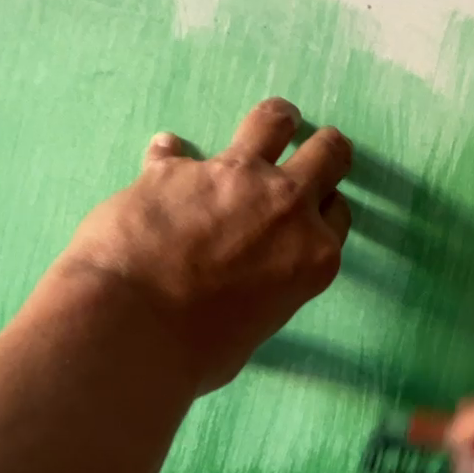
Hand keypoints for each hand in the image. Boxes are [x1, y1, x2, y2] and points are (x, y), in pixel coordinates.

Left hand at [56, 97, 353, 391]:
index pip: (339, 214)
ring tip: (276, 123)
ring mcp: (232, 177)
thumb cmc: (202, 351)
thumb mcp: (256, 327)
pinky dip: (173, 158)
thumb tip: (236, 281)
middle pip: (327, 155)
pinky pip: (178, 149)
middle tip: (321, 153)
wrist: (134, 325)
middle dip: (327, 151)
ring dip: (278, 121)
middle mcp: (286, 207)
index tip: (320, 211)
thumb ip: (262, 288)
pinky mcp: (175, 166)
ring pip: (272, 122)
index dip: (328, 210)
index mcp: (313, 256)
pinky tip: (164, 165)